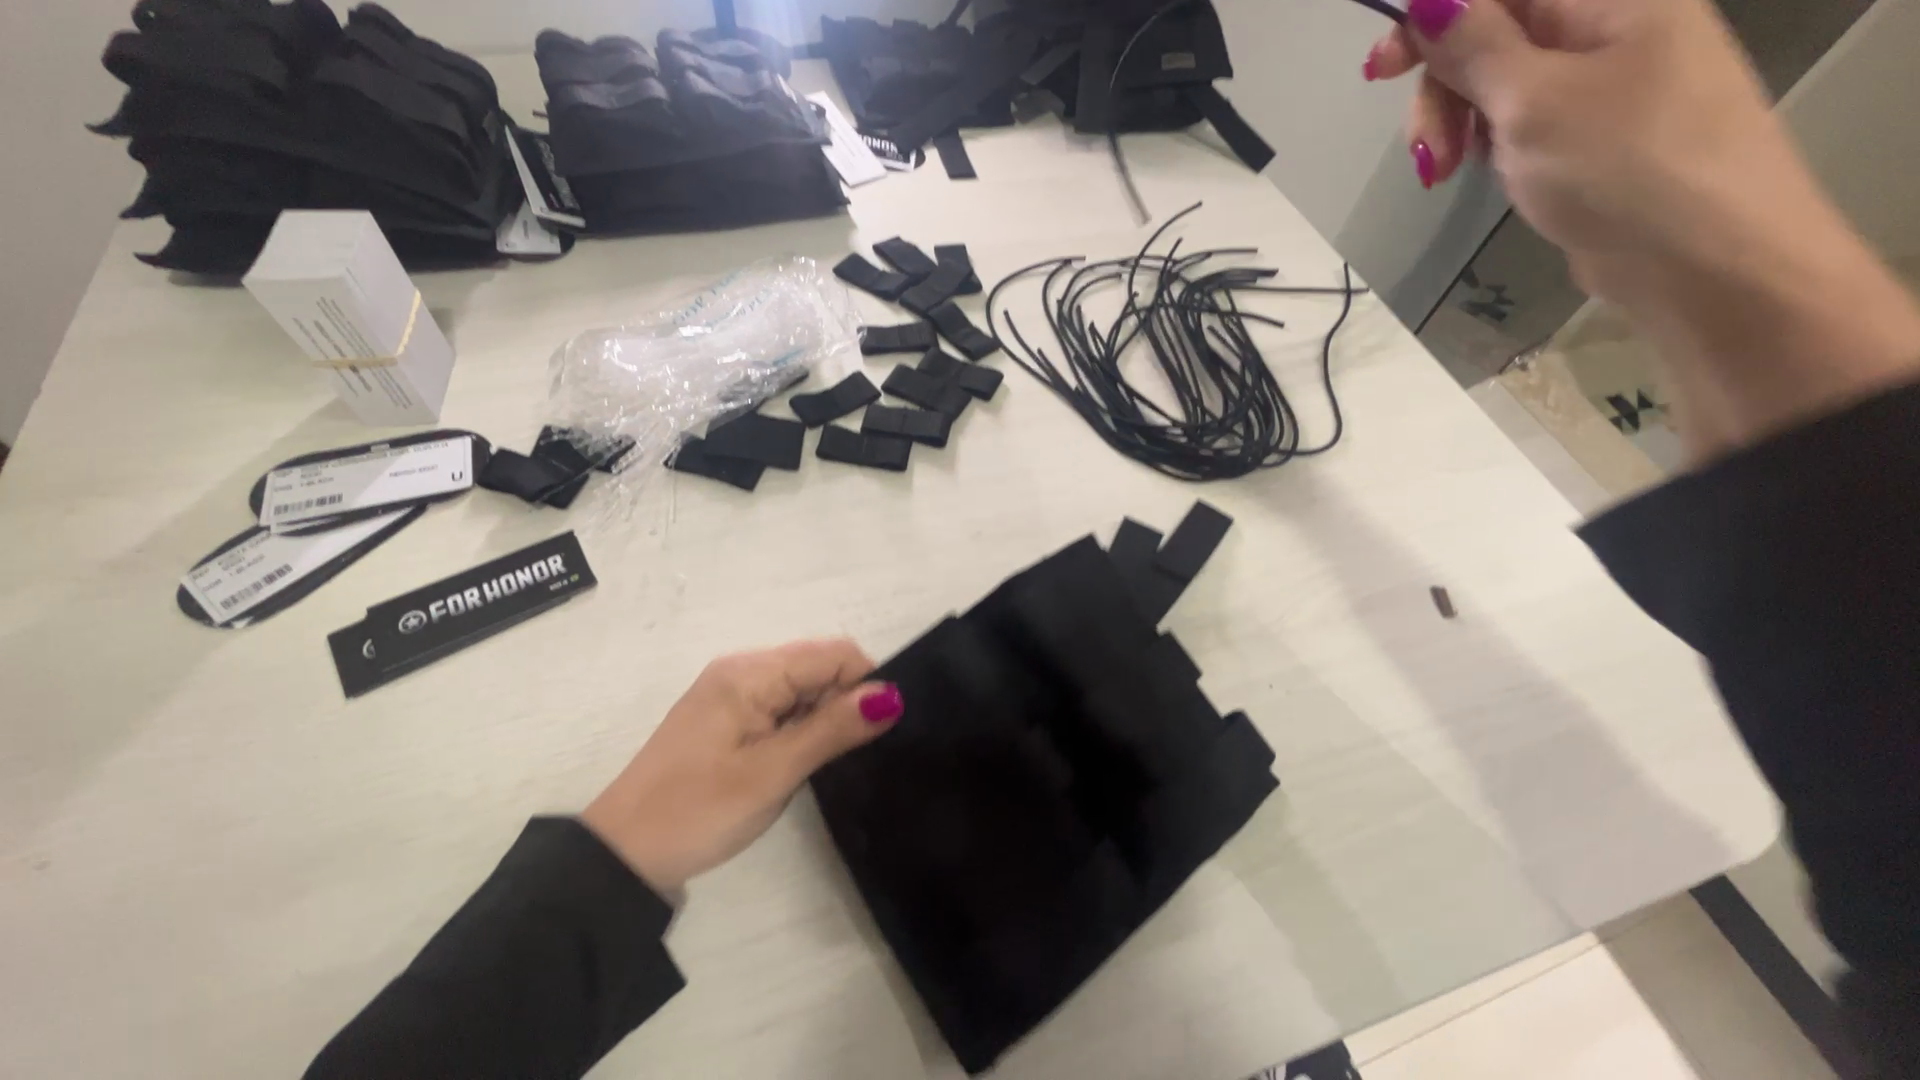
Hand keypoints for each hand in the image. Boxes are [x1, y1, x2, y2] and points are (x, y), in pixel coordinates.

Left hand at [582, 640, 903, 893]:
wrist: (623, 855)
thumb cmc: (699, 810)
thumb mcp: (773, 772)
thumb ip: (833, 729)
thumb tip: (891, 696)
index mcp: (750, 672)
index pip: (834, 653)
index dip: (866, 684)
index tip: (877, 732)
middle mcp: (742, 670)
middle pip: (818, 666)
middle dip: (845, 702)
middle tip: (844, 757)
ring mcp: (731, 694)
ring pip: (802, 689)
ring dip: (823, 719)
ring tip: (821, 765)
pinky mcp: (727, 720)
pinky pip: (780, 708)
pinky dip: (800, 729)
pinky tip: (797, 763)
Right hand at [1366, 0, 1919, 458]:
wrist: (1707, 260)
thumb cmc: (1624, 166)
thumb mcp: (1534, 101)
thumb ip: (1475, 46)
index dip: (1433, 18)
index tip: (1380, 70)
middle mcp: (1610, 29)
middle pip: (1494, 36)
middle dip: (1443, 90)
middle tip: (1427, 154)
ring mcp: (1605, 86)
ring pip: (1501, 85)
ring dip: (1458, 125)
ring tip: (1445, 176)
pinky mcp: (1594, 138)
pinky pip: (1522, 122)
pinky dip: (1488, 146)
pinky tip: (1479, 176)